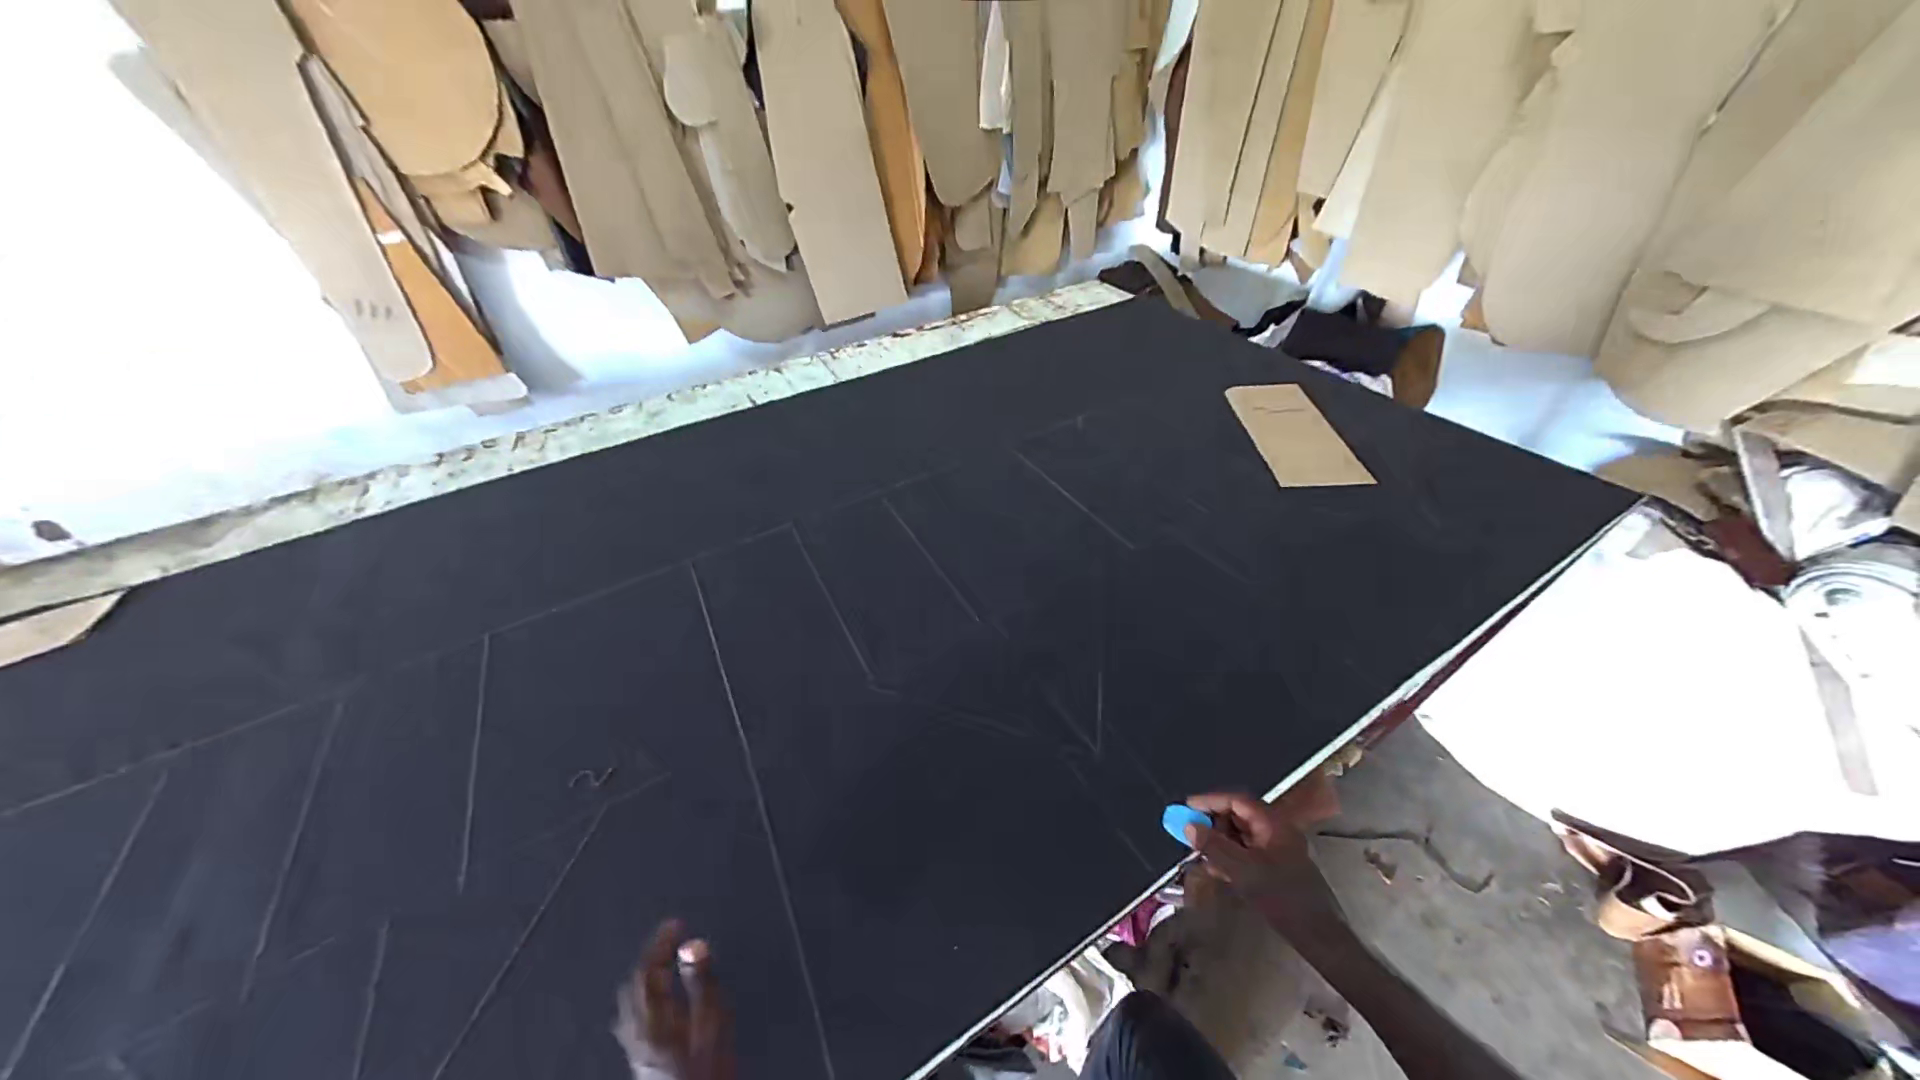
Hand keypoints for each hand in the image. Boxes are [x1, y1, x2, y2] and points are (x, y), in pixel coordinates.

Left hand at [613, 920, 733, 1079]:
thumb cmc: (707, 1071)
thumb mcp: (712, 1021)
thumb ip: (702, 981)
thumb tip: (693, 945)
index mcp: (652, 1020)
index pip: (646, 971)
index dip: (660, 943)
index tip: (674, 924)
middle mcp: (637, 1034)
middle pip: (634, 986)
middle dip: (651, 958)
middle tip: (671, 938)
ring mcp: (636, 1048)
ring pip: (631, 1002)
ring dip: (646, 975)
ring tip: (665, 960)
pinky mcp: (641, 1058)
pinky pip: (633, 1016)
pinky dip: (645, 994)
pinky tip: (657, 997)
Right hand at [1185, 779, 1344, 934]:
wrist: (1318, 936)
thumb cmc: (1283, 897)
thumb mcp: (1243, 870)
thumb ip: (1214, 846)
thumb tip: (1189, 826)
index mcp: (1273, 823)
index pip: (1237, 800)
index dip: (1210, 801)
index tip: (1187, 807)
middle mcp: (1276, 830)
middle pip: (1238, 815)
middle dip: (1212, 822)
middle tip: (1191, 831)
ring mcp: (1277, 849)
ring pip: (1241, 835)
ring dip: (1218, 841)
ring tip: (1198, 851)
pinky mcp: (1276, 867)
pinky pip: (1247, 852)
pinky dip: (1229, 856)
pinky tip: (1214, 869)